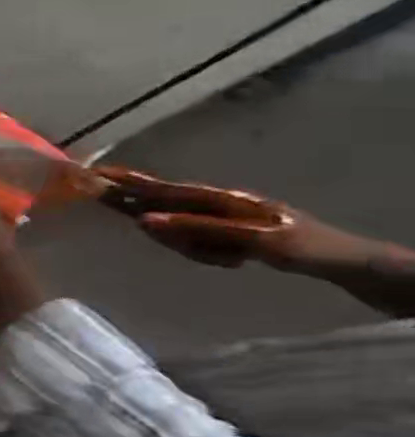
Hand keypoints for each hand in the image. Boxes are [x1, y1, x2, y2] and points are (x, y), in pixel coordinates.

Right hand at [96, 167, 365, 271]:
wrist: (346, 262)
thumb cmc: (302, 244)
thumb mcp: (252, 237)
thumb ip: (196, 227)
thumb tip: (141, 219)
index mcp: (216, 197)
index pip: (158, 187)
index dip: (123, 181)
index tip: (90, 174)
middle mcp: (210, 203)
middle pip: (160, 208)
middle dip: (155, 221)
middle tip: (124, 214)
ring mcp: (216, 218)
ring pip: (174, 229)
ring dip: (190, 246)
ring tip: (227, 258)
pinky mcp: (222, 234)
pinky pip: (192, 242)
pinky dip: (204, 253)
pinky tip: (230, 260)